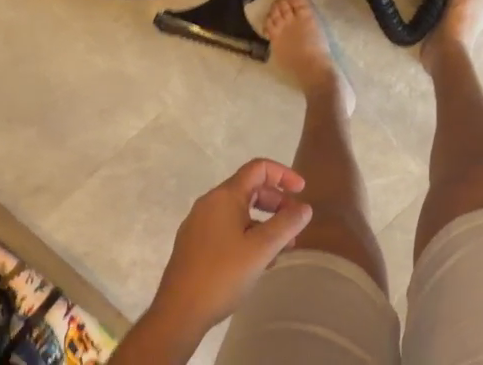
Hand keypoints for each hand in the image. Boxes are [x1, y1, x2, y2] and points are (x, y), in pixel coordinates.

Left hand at [141, 159, 314, 341]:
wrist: (178, 314)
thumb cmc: (222, 275)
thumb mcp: (262, 249)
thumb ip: (287, 225)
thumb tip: (305, 208)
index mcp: (224, 196)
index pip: (259, 168)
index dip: (284, 174)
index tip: (302, 192)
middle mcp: (209, 204)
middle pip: (250, 190)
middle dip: (277, 203)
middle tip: (295, 225)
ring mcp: (198, 225)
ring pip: (239, 213)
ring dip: (263, 224)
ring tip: (280, 250)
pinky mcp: (193, 245)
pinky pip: (227, 229)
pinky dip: (247, 235)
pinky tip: (256, 261)